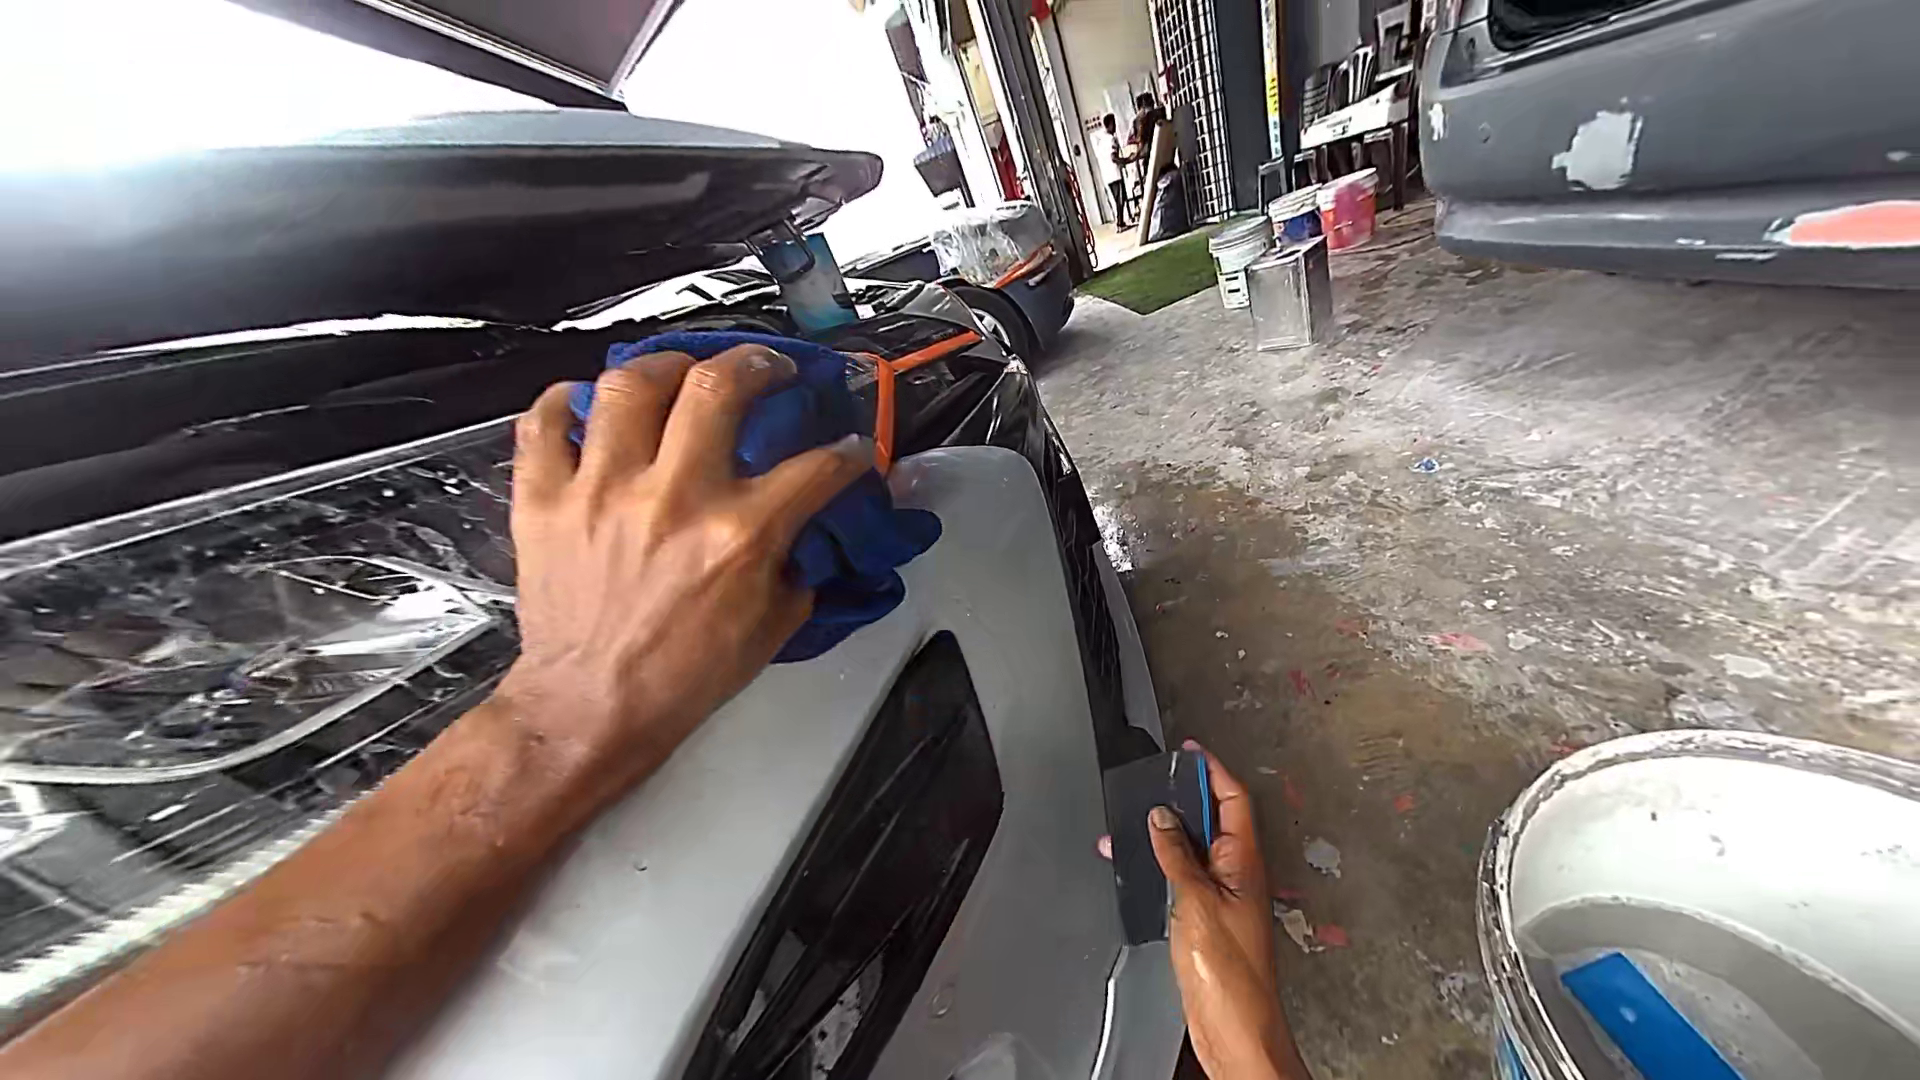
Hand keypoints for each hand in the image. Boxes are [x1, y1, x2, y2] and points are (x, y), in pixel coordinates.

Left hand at [496, 346, 872, 802]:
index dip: (849, 452)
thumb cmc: (691, 672)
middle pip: (718, 388)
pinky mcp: (544, 500)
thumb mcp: (776, 623)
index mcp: (740, 535)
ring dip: (669, 365)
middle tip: (769, 367)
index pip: (817, 468)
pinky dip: (568, 402)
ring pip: (629, 385)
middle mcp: (674, 498)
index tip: (852, 449)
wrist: (593, 706)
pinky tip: (594, 405)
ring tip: (685, 373)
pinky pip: (545, 423)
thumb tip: (807, 523)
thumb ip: (798, 561)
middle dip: (757, 364)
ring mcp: (601, 491)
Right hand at [1150, 743, 1310, 1079]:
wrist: (1233, 1030)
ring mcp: (1218, 893)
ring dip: (1163, 828)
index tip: (1190, 750)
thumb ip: (1177, 853)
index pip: (1233, 799)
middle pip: (1211, 817)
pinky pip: (1178, 871)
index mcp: (1244, 862)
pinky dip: (1156, 858)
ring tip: (1133, 816)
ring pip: (1189, 844)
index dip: (1213, 770)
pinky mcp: (1201, 912)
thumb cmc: (1228, 973)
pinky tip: (1133, 859)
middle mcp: (1234, 872)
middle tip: (1157, 776)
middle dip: (1184, 794)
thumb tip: (1161, 814)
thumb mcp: (1197, 900)